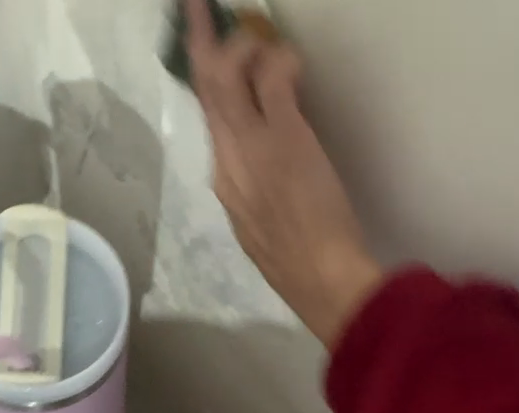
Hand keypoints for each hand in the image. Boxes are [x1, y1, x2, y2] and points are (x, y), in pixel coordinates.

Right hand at [183, 0, 382, 345]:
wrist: (319, 278)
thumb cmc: (295, 265)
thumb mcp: (258, 229)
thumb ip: (252, 191)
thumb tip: (259, 169)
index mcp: (223, 183)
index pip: (208, 118)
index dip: (202, 79)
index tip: (199, 47)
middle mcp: (227, 160)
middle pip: (206, 87)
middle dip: (203, 39)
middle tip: (202, 5)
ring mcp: (252, 144)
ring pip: (229, 74)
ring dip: (242, 46)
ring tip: (260, 42)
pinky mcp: (283, 134)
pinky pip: (273, 76)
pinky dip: (279, 60)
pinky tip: (291, 66)